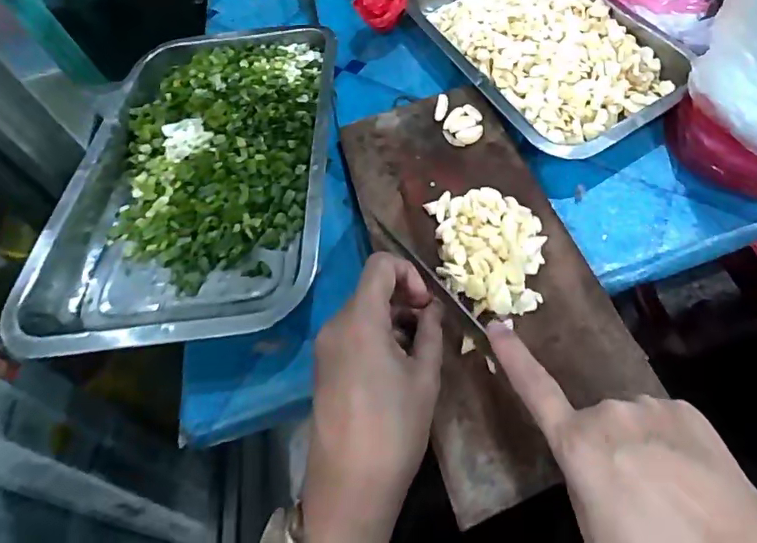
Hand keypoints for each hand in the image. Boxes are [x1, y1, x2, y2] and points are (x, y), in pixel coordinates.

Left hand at [303, 253, 442, 542]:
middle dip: (404, 296)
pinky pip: (353, 331)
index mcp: (359, 320)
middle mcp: (336, 325)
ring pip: (363, 309)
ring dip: (393, 316)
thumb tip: (432, 309)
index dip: (409, 272)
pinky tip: (397, 364)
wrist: (348, 491)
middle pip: (371, 287)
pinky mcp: (324, 367)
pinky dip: (377, 333)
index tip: (427, 303)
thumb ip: (431, 331)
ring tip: (418, 347)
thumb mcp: (425, 375)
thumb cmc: (394, 428)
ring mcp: (326, 347)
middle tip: (430, 324)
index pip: (380, 265)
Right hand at [489, 323, 756, 542]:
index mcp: (580, 445)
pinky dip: (667, 446)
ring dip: (637, 449)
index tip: (499, 325)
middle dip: (602, 453)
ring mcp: (652, 405)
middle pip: (594, 427)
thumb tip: (592, 470)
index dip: (514, 360)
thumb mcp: (595, 533)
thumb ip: (583, 489)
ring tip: (664, 497)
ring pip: (631, 424)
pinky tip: (688, 481)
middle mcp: (611, 411)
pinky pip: (663, 424)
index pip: (537, 394)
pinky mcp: (686, 408)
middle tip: (626, 502)